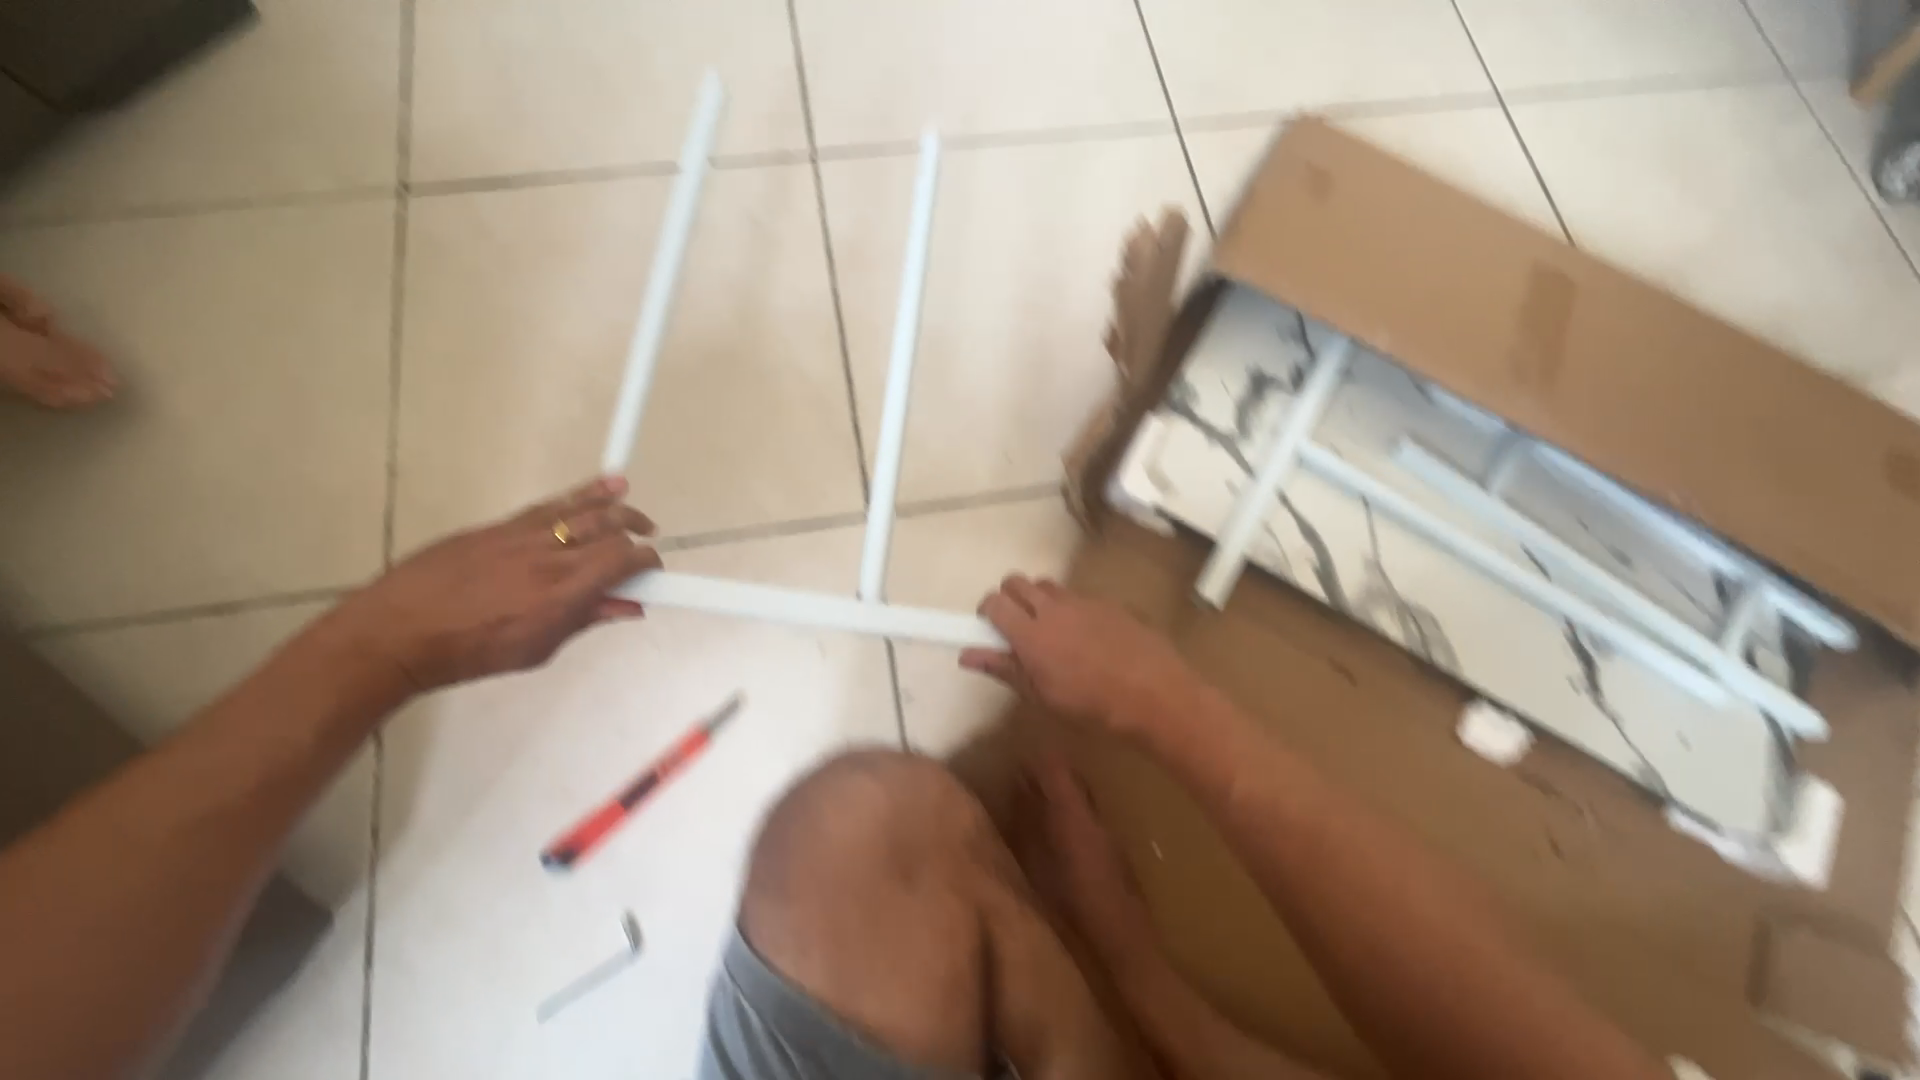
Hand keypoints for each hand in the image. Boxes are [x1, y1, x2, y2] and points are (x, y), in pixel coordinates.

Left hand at [321, 476, 661, 693]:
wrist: (397, 631)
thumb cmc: (470, 652)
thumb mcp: (538, 648)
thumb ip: (586, 620)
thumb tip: (629, 607)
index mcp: (562, 593)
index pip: (623, 561)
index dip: (648, 562)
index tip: (654, 570)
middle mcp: (549, 557)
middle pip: (609, 528)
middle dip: (636, 530)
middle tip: (647, 538)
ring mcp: (523, 535)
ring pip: (582, 508)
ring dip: (615, 505)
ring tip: (631, 503)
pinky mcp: (500, 526)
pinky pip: (551, 505)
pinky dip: (583, 494)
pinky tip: (605, 487)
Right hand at [960, 575, 1196, 736]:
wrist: (1155, 694)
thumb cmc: (1092, 706)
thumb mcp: (1042, 695)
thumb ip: (1004, 668)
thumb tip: (967, 655)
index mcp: (1031, 634)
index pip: (993, 602)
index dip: (986, 611)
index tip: (990, 629)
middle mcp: (1053, 608)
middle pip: (1016, 581)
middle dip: (1009, 597)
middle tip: (1016, 626)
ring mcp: (1082, 601)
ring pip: (1046, 585)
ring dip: (1038, 599)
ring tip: (1050, 630)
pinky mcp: (1107, 602)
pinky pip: (1077, 596)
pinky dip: (1069, 608)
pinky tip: (1085, 637)